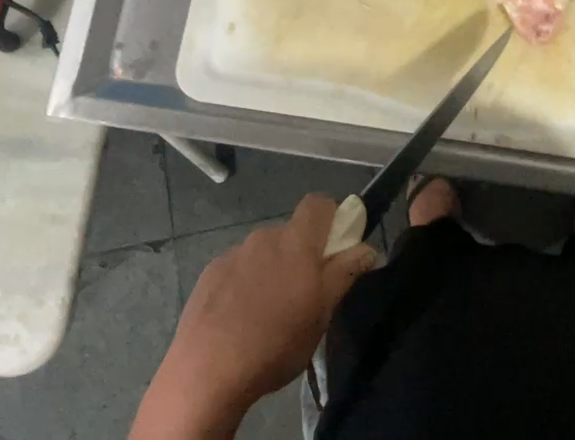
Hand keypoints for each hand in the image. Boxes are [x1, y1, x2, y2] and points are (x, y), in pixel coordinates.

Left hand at [136, 195, 378, 437]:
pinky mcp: (209, 273)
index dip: (331, 217)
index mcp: (296, 242)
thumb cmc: (276, 342)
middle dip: (301, 254)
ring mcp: (233, 254)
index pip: (318, 203)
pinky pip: (238, 268)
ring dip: (272, 269)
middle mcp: (264, 237)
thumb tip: (368, 248)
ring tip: (268, 313)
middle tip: (303, 294)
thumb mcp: (322, 313)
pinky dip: (245, 283)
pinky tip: (240, 318)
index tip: (335, 249)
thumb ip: (345, 273)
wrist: (206, 371)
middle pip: (291, 231)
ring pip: (264, 252)